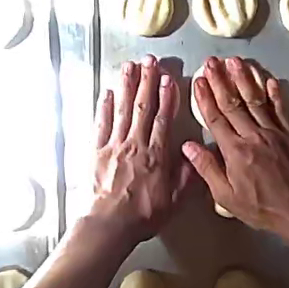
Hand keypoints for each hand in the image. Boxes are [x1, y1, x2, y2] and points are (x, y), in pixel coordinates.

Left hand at [87, 56, 193, 246]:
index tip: (168, 78)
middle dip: (146, 82)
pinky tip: (107, 92)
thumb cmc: (143, 215)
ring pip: (122, 110)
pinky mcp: (96, 152)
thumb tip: (192, 154)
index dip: (167, 97)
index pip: (163, 119)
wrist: (109, 225)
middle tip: (150, 61)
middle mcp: (135, 144)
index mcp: (156, 155)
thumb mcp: (174, 200)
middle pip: (142, 107)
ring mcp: (114, 146)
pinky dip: (104, 107)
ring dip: (126, 86)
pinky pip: (101, 124)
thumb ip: (186, 176)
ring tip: (129, 66)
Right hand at [181, 56, 288, 235]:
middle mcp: (252, 135)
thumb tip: (188, 146)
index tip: (198, 80)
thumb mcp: (226, 196)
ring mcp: (273, 132)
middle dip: (220, 80)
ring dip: (244, 79)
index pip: (215, 118)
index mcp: (234, 150)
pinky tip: (269, 79)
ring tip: (235, 61)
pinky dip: (274, 94)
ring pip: (255, 100)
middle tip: (211, 61)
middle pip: (233, 103)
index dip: (205, 97)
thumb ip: (207, 168)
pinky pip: (280, 109)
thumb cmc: (261, 207)